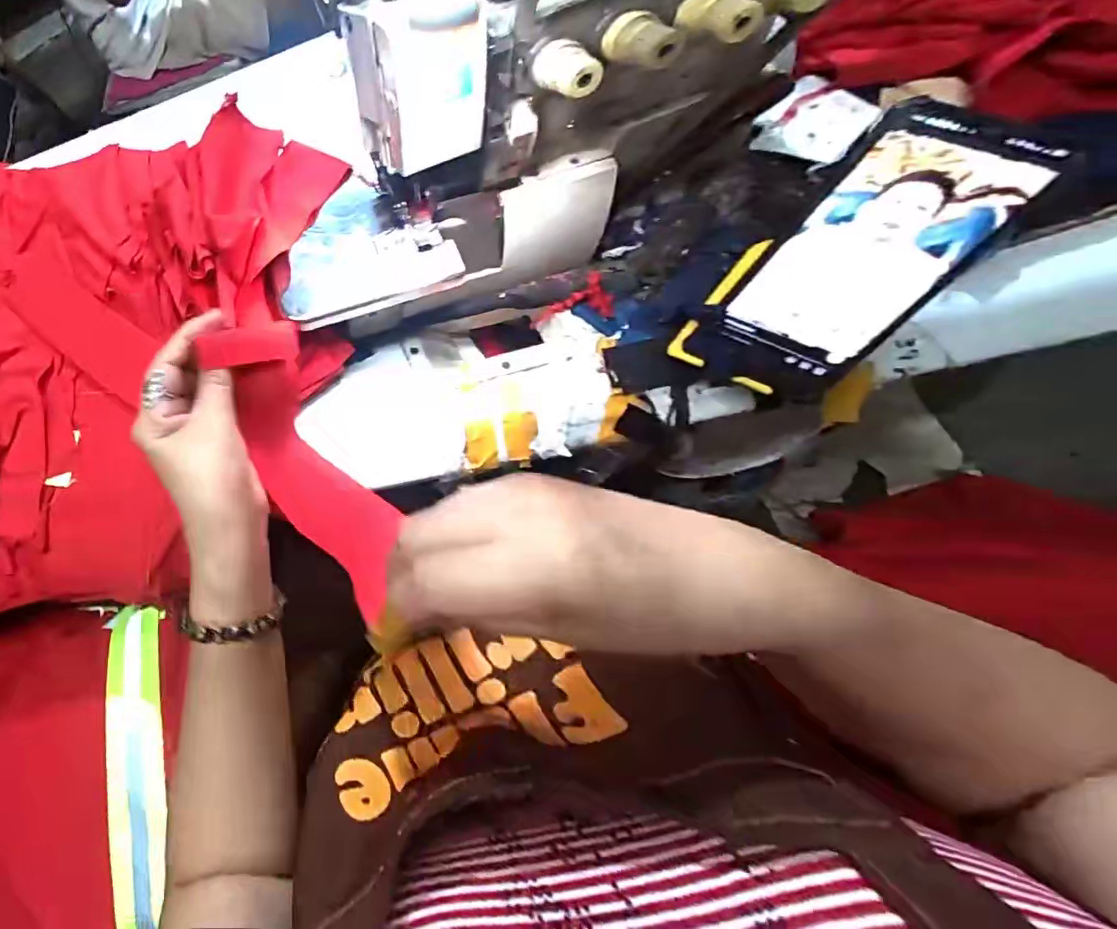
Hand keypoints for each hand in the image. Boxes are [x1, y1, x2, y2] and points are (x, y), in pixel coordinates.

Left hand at [133, 312, 267, 592]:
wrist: (233, 529)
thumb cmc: (213, 476)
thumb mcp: (213, 423)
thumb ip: (215, 382)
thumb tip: (219, 349)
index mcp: (151, 417)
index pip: (163, 366)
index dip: (187, 338)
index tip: (215, 316)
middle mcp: (164, 419)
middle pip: (180, 372)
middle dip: (203, 348)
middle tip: (231, 323)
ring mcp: (188, 428)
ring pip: (200, 384)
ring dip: (217, 363)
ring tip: (239, 337)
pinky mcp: (211, 436)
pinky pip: (216, 399)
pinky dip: (228, 382)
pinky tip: (244, 364)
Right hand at [386, 473, 871, 656]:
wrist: (725, 567)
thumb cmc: (656, 622)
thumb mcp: (565, 635)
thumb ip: (480, 615)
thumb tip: (418, 613)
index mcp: (534, 565)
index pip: (425, 581)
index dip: (396, 613)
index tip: (392, 639)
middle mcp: (511, 512)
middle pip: (409, 539)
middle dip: (393, 580)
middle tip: (403, 615)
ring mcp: (512, 486)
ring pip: (423, 517)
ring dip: (412, 555)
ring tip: (428, 589)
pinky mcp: (519, 478)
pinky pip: (451, 505)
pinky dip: (438, 535)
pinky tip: (459, 560)